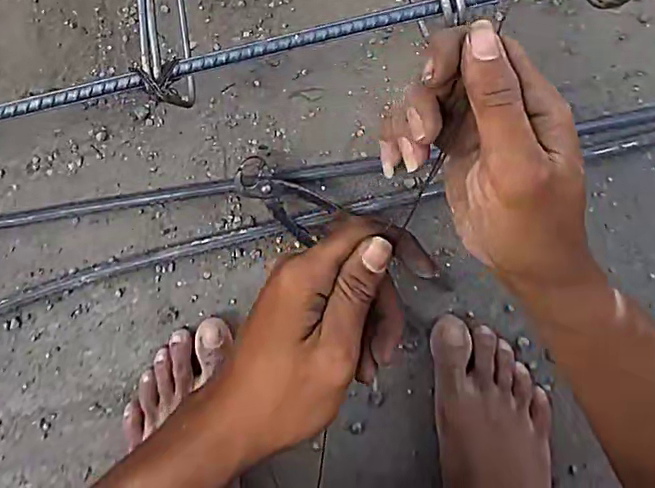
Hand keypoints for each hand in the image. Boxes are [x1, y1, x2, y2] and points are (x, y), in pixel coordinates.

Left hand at [203, 218, 403, 461]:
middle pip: (358, 261)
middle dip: (382, 302)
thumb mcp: (334, 349)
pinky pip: (332, 296)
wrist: (233, 425)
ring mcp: (292, 283)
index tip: (421, 268)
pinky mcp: (290, 299)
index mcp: (305, 273)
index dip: (397, 243)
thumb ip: (358, 292)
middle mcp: (295, 268)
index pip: (362, 230)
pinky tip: (351, 358)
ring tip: (366, 364)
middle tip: (385, 347)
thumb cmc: (279, 399)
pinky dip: (350, 324)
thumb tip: (380, 244)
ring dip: (368, 320)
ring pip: (349, 281)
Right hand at [380, 21, 602, 298]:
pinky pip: (416, 121)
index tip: (432, 81)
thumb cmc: (535, 225)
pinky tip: (399, 163)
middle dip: (425, 91)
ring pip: (427, 92)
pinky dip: (400, 137)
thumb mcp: (518, 163)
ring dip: (409, 119)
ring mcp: (474, 121)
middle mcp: (501, 101)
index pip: (489, 44)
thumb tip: (480, 32)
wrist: (530, 275)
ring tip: (413, 158)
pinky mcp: (451, 141)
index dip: (455, 51)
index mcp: (529, 98)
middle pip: (450, 63)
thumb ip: (498, 99)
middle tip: (422, 131)